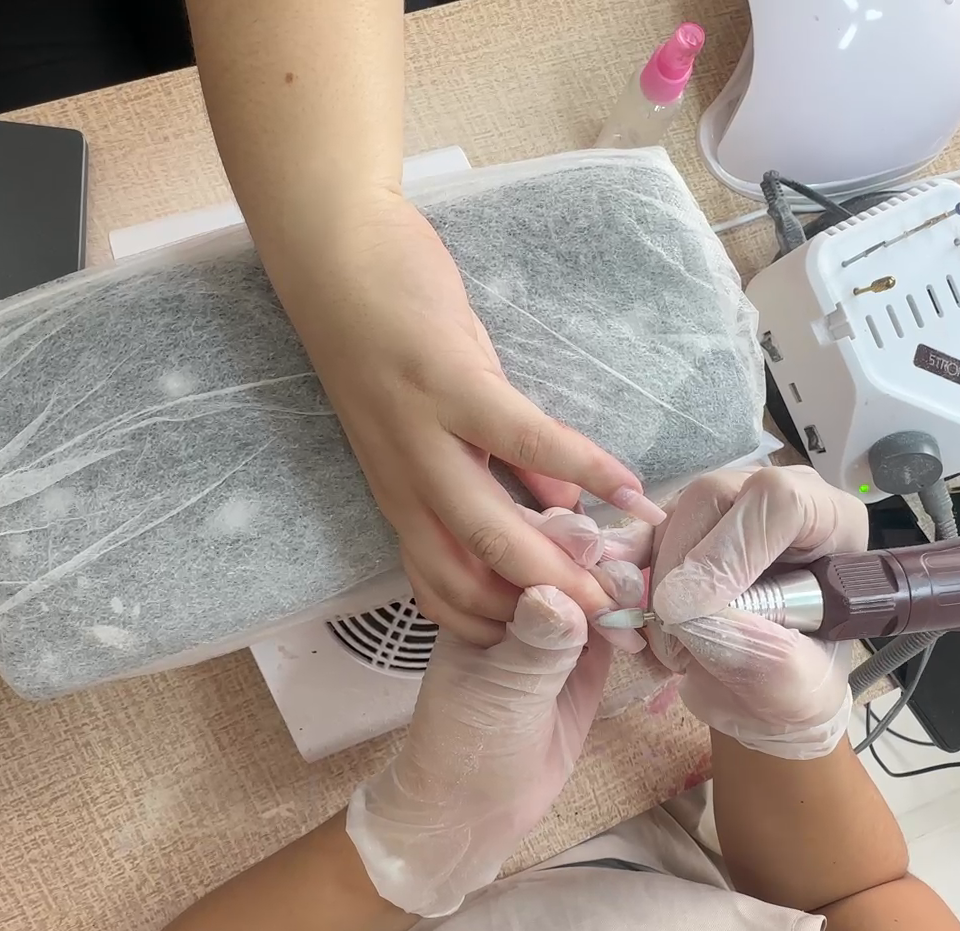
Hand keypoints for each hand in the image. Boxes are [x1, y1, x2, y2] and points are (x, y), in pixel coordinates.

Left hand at [277, 193, 663, 644]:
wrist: (332, 259)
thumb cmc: (390, 345)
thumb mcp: (443, 426)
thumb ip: (502, 472)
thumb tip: (563, 507)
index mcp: (403, 500)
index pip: (444, 590)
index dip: (500, 624)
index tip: (555, 641)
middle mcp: (405, 486)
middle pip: (472, 577)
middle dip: (539, 616)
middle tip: (601, 631)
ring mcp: (422, 439)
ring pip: (491, 529)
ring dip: (557, 568)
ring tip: (615, 588)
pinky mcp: (449, 385)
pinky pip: (526, 438)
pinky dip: (583, 466)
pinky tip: (627, 487)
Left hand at [345, 509, 648, 916]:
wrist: (476, 809)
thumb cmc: (468, 742)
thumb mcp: (499, 689)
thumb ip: (534, 644)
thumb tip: (562, 592)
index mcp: (479, 592)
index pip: (522, 545)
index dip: (559, 540)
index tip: (593, 548)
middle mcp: (519, 600)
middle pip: (566, 560)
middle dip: (599, 560)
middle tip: (630, 572)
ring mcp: (555, 628)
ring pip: (595, 590)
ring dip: (623, 586)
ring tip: (646, 592)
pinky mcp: (585, 659)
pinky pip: (615, 627)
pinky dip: (635, 618)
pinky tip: (656, 612)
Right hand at [646, 466, 869, 759]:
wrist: (759, 698)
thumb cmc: (793, 688)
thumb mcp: (790, 686)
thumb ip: (750, 647)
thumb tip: (680, 608)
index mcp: (832, 524)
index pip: (780, 501)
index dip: (730, 548)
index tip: (691, 611)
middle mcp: (776, 498)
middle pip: (711, 496)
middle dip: (679, 569)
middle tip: (677, 637)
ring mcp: (722, 504)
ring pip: (666, 515)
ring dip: (651, 583)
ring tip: (675, 647)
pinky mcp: (677, 522)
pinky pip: (635, 533)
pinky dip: (624, 577)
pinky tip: (636, 620)